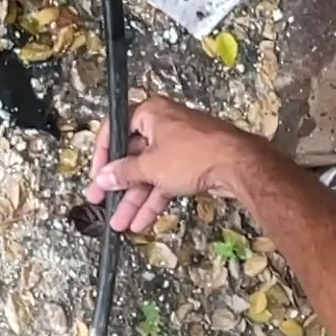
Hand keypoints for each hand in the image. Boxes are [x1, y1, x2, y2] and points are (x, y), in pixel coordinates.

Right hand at [84, 96, 272, 232]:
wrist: (238, 165)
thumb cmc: (195, 154)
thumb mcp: (150, 166)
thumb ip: (123, 173)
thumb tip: (104, 177)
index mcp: (150, 113)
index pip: (114, 130)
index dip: (102, 155)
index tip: (97, 176)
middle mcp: (163, 125)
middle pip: (132, 156)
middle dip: (118, 185)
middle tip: (103, 202)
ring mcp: (177, 146)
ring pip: (148, 173)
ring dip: (134, 199)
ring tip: (120, 221)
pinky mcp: (190, 164)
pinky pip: (164, 181)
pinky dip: (153, 200)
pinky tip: (142, 220)